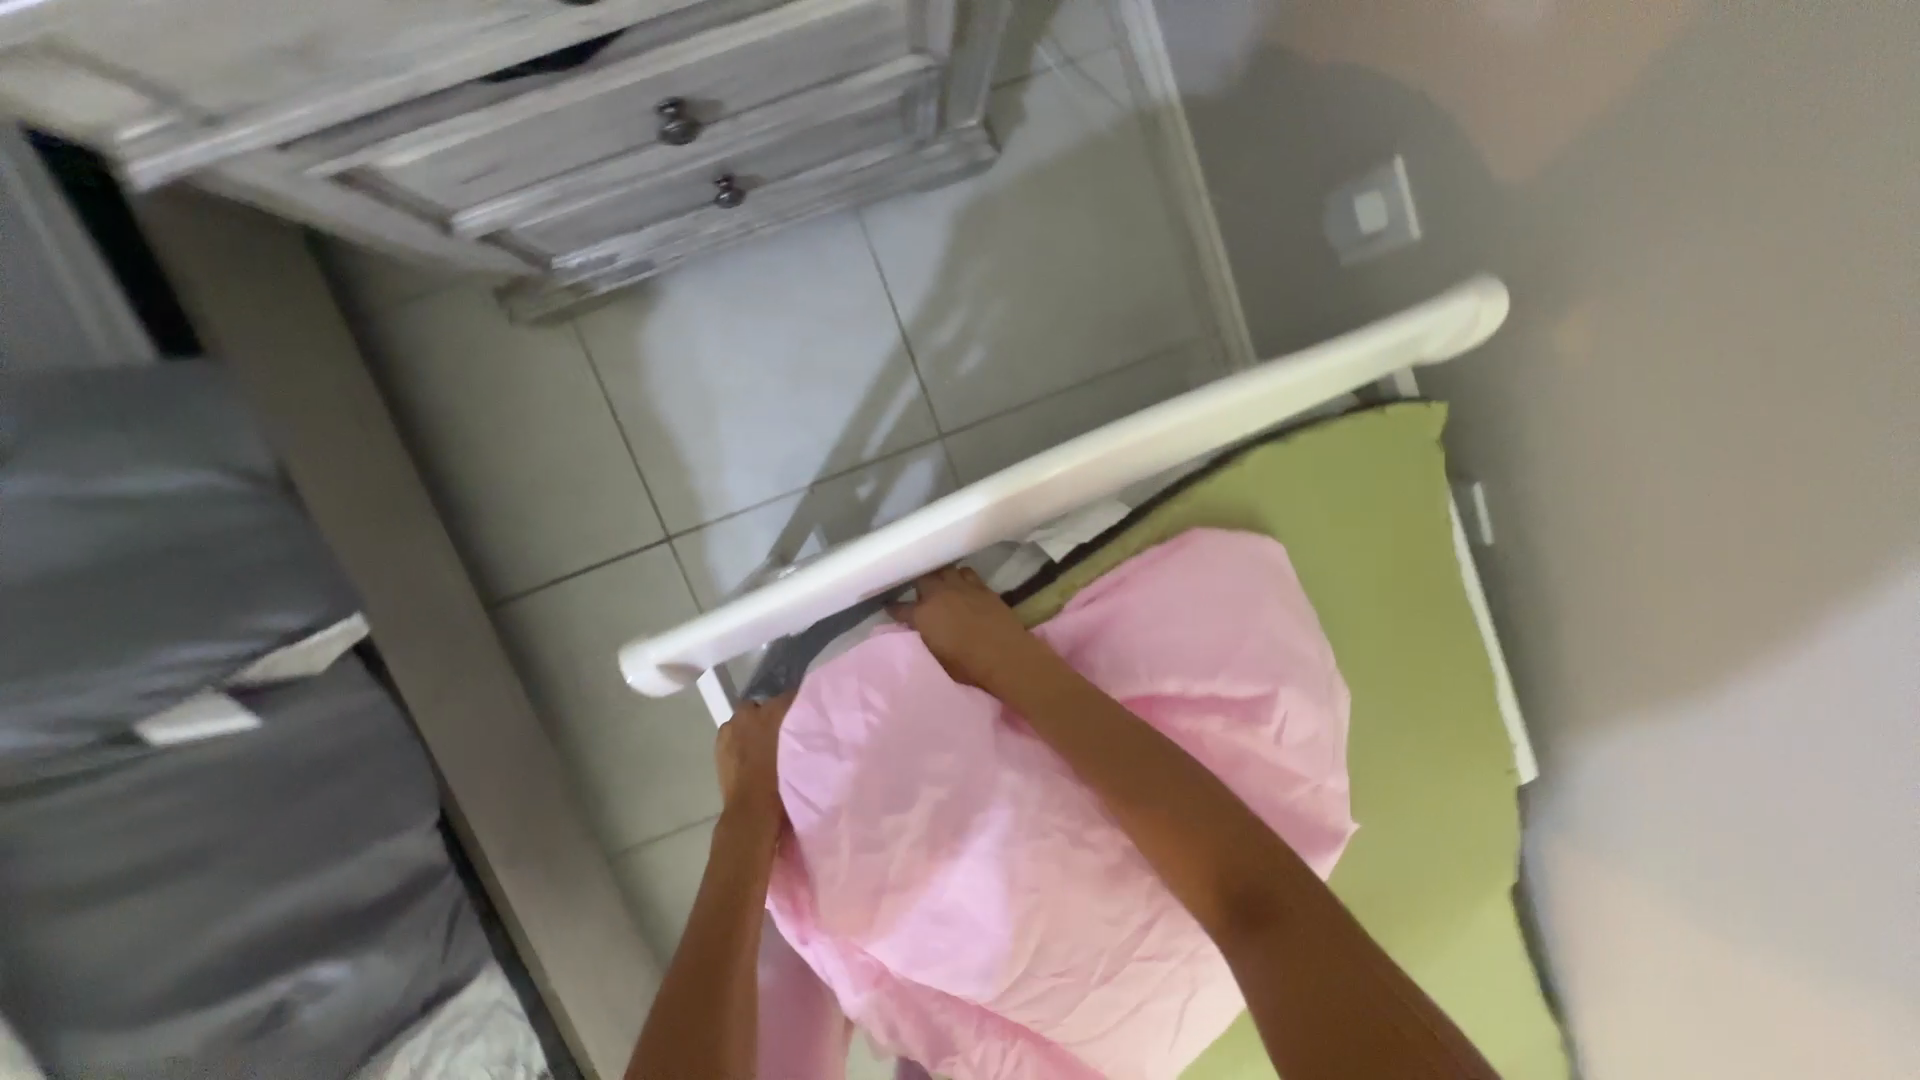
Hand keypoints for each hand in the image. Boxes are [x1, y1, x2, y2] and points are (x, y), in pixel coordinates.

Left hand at [715, 693, 793, 830]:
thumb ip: (804, 732)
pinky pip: (733, 732)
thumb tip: (808, 723)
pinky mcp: (719, 742)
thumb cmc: (784, 782)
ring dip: (753, 725)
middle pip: (765, 705)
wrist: (752, 809)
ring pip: (746, 717)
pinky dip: (739, 738)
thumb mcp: (803, 754)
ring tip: (763, 745)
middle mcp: (752, 712)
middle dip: (772, 714)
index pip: (790, 697)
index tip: (803, 718)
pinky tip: (747, 755)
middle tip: (783, 734)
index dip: (797, 707)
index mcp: (776, 711)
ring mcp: (732, 726)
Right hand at [888, 566, 1049, 691]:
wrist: (1005, 655)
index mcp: (923, 615)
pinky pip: (967, 573)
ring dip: (941, 577)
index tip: (889, 607)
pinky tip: (963, 584)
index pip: (900, 608)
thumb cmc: (968, 665)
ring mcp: (962, 588)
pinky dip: (961, 577)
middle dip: (919, 584)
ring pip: (945, 570)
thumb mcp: (937, 658)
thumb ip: (926, 639)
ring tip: (942, 585)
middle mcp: (939, 595)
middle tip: (920, 594)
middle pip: (923, 578)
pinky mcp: (982, 588)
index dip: (894, 608)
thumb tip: (923, 631)